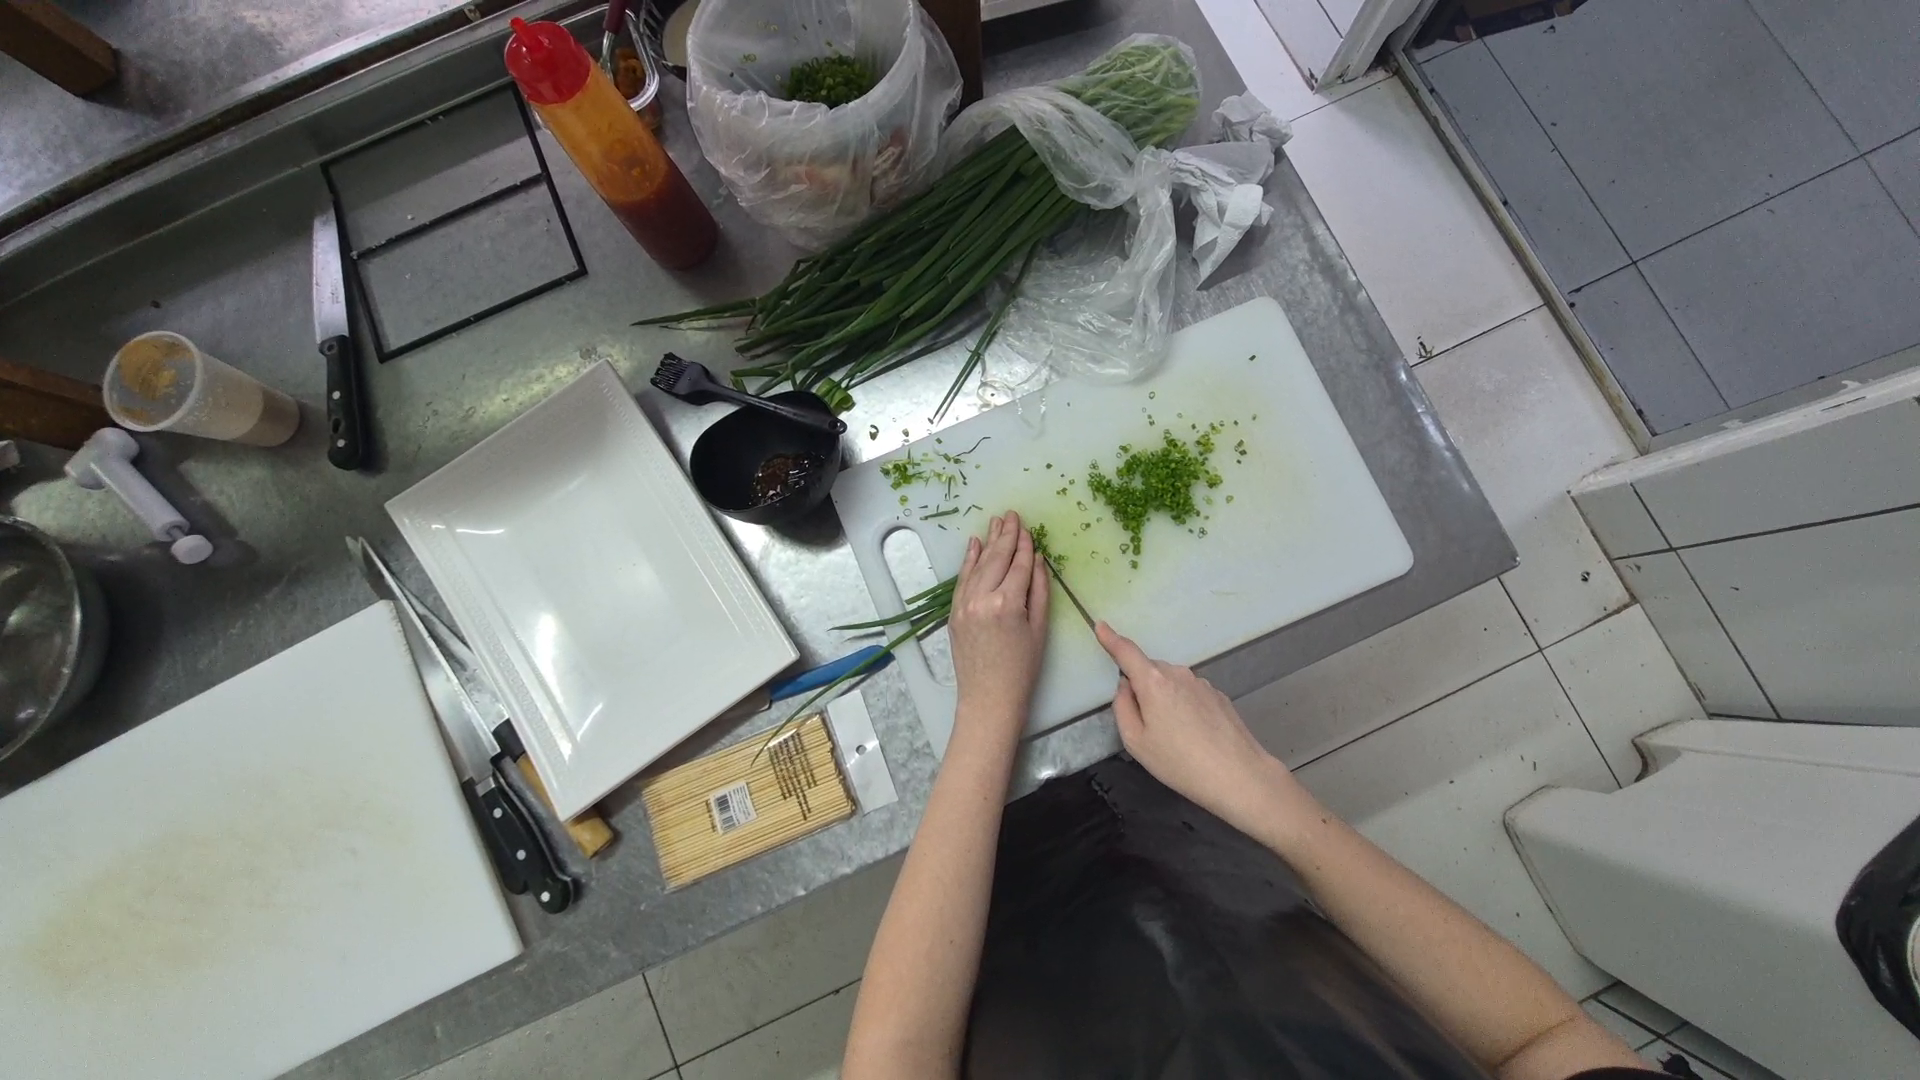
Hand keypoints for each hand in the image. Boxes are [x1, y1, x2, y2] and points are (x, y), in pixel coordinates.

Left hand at [949, 512, 1049, 734]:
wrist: (988, 698)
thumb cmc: (1022, 669)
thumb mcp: (1039, 630)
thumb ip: (1039, 591)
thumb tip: (1037, 560)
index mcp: (1008, 603)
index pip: (1019, 565)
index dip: (1025, 544)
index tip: (1028, 527)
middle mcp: (983, 598)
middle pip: (996, 559)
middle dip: (1006, 535)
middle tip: (1012, 514)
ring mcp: (964, 604)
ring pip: (977, 565)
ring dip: (987, 542)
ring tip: (996, 522)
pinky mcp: (954, 612)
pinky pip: (962, 579)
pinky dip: (968, 561)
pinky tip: (974, 544)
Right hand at [1095, 621, 1313, 837]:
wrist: (1238, 775)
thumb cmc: (1179, 762)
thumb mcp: (1136, 741)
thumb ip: (1122, 707)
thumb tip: (1126, 686)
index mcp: (1153, 682)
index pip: (1127, 652)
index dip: (1111, 638)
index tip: (1100, 625)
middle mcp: (1178, 674)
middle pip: (1150, 670)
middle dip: (1142, 687)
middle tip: (1146, 725)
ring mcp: (1202, 683)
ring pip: (1171, 682)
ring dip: (1164, 698)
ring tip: (1174, 735)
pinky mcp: (1218, 695)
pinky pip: (1190, 693)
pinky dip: (1184, 706)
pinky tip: (1194, 735)